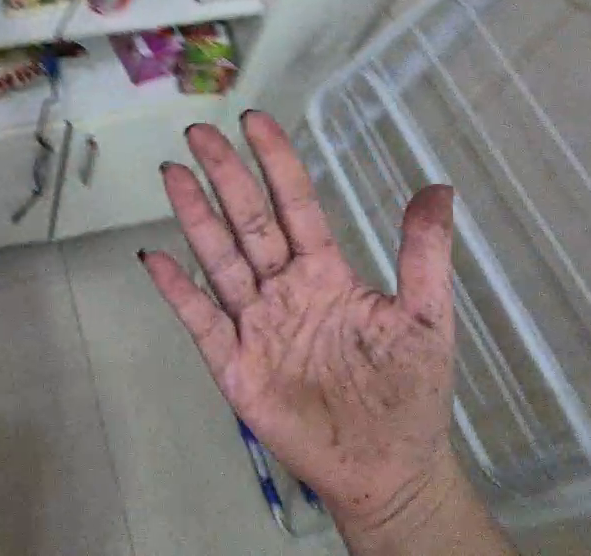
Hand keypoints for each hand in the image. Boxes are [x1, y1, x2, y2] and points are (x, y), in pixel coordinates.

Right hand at [141, 112, 466, 540]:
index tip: (253, 120)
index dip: (276, 162)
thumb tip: (438, 187)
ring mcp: (255, 322)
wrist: (390, 471)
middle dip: (225, 175)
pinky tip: (153, 258)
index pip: (294, 204)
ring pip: (219, 258)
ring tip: (173, 175)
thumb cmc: (407, 392)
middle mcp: (282, 286)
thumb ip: (424, 256)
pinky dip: (176, 289)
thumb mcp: (426, 319)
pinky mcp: (235, 363)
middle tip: (198, 133)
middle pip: (248, 220)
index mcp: (324, 271)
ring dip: (195, 217)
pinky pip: (201, 319)